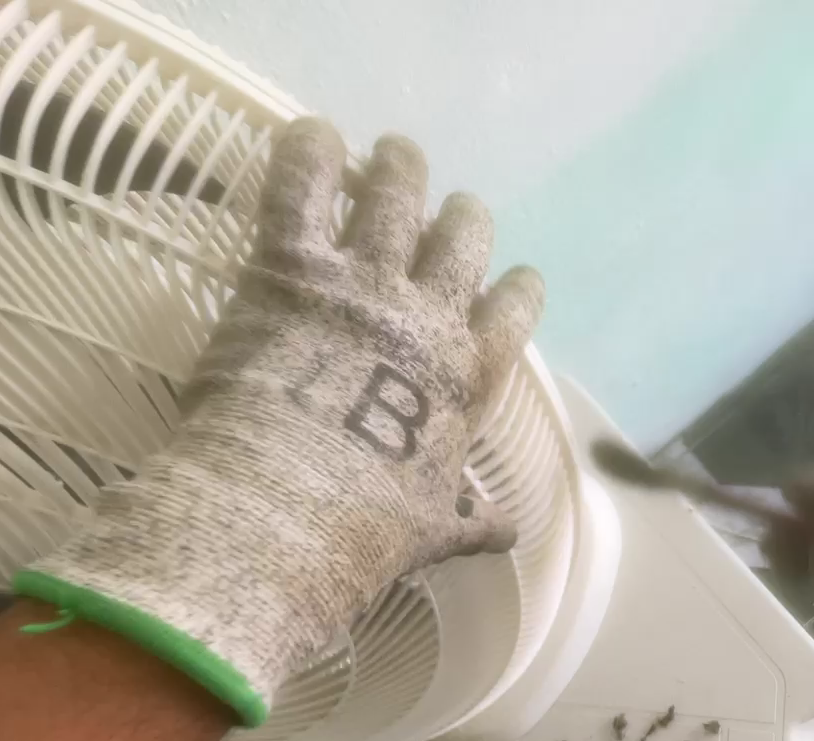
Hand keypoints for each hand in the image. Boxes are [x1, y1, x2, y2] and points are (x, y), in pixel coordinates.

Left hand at [15, 117, 543, 726]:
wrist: (294, 504)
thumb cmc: (373, 524)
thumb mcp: (435, 526)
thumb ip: (472, 521)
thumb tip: (510, 537)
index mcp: (469, 374)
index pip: (514, 313)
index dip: (520, 290)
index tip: (519, 278)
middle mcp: (430, 315)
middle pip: (463, 241)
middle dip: (464, 221)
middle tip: (457, 211)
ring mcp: (367, 284)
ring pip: (398, 198)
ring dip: (402, 169)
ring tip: (399, 153)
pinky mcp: (296, 266)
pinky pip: (305, 188)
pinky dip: (310, 153)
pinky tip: (316, 131)